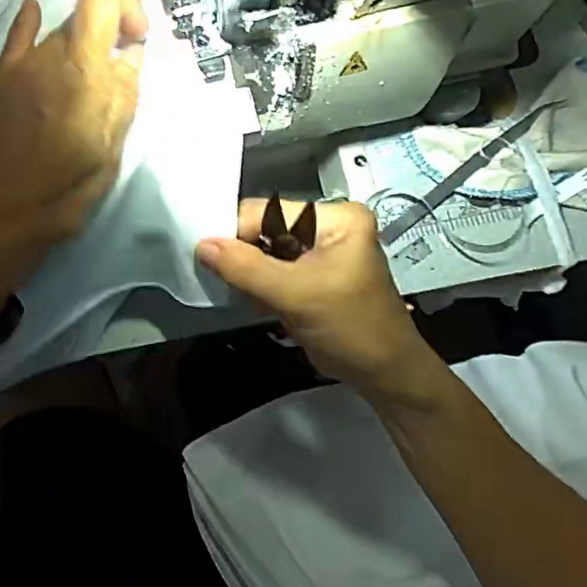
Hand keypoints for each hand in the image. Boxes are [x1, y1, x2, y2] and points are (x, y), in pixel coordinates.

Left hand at [0, 0, 150, 317]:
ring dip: (81, 42)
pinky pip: (17, 39)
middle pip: (83, 15)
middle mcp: (48, 58)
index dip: (127, 3)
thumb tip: (130, 57)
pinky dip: (31, 22)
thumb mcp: (109, 153)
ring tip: (91, 74)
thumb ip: (123, 98)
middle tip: (126, 54)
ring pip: (57, 34)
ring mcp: (18, 67)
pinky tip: (35, 11)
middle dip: (110, 25)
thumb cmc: (61, 195)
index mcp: (81, 73)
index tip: (139, 37)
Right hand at [195, 199, 450, 406]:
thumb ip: (246, 268)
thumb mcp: (296, 295)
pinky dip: (261, 287)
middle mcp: (328, 226)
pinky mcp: (311, 275)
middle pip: (265, 229)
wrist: (384, 374)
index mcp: (336, 217)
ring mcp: (319, 252)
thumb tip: (202, 245)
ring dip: (251, 276)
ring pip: (264, 252)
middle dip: (245, 257)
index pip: (270, 211)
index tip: (206, 256)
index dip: (237, 232)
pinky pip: (272, 270)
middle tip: (230, 283)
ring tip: (254, 299)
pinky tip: (263, 305)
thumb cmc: (351, 329)